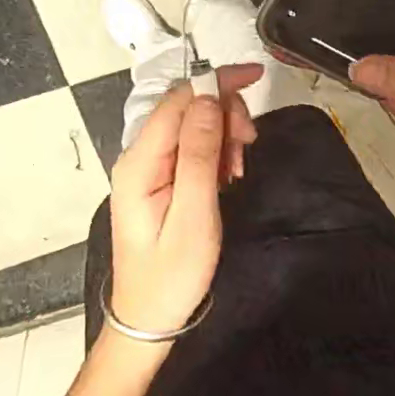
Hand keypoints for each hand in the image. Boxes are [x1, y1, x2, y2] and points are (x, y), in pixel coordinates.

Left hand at [107, 64, 260, 332]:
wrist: (149, 317)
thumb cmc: (172, 275)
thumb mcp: (194, 217)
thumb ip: (200, 156)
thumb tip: (208, 100)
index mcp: (140, 163)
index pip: (177, 100)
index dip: (215, 82)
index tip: (255, 78)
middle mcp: (139, 157)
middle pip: (185, 108)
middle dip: (223, 115)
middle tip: (247, 146)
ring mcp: (148, 167)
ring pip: (192, 126)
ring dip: (222, 136)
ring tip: (237, 170)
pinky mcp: (160, 179)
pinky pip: (191, 148)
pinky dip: (216, 153)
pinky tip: (227, 176)